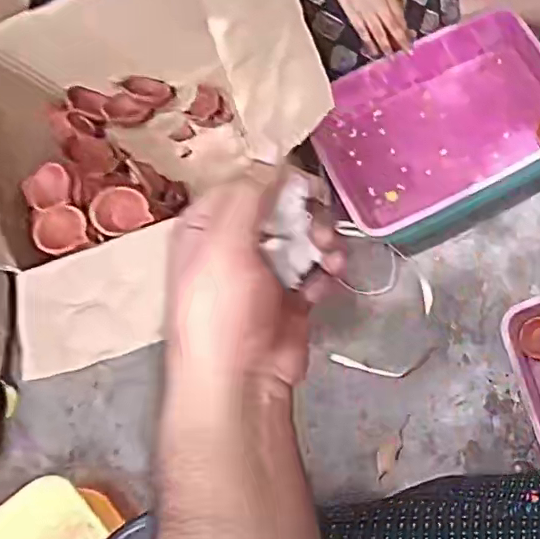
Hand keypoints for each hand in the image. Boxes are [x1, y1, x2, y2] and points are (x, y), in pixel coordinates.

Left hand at [166, 170, 343, 402]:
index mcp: (209, 227)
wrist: (244, 377)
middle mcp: (238, 244)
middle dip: (309, 217)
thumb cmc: (222, 312)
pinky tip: (325, 283)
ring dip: (324, 245)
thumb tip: (273, 161)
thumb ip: (248, 198)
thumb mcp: (224, 246)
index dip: (276, 182)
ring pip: (307, 238)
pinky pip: (318, 270)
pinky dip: (326, 274)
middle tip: (321, 233)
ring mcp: (268, 271)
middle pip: (284, 210)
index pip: (245, 185)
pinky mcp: (295, 294)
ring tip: (330, 262)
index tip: (303, 185)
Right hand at [318, 0, 411, 55]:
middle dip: (400, 41)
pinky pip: (362, 31)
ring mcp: (365, 10)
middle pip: (392, 27)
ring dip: (386, 46)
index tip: (411, 41)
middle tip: (407, 53)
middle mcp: (378, 4)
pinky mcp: (351, 12)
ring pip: (378, 32)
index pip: (399, 17)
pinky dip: (368, 42)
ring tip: (392, 57)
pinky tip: (373, 51)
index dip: (405, 31)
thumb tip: (396, 7)